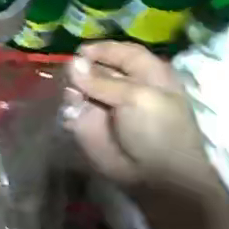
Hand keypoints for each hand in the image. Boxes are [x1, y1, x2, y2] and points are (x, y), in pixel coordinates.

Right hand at [63, 41, 223, 201]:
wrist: (156, 178)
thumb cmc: (159, 132)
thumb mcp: (138, 98)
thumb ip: (103, 80)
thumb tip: (73, 63)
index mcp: (147, 75)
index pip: (122, 53)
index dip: (103, 50)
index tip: (81, 51)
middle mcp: (124, 88)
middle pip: (97, 68)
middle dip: (83, 70)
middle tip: (70, 74)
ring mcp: (104, 108)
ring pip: (81, 88)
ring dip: (74, 89)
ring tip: (73, 96)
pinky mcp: (88, 128)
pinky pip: (73, 111)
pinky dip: (69, 108)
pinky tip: (71, 110)